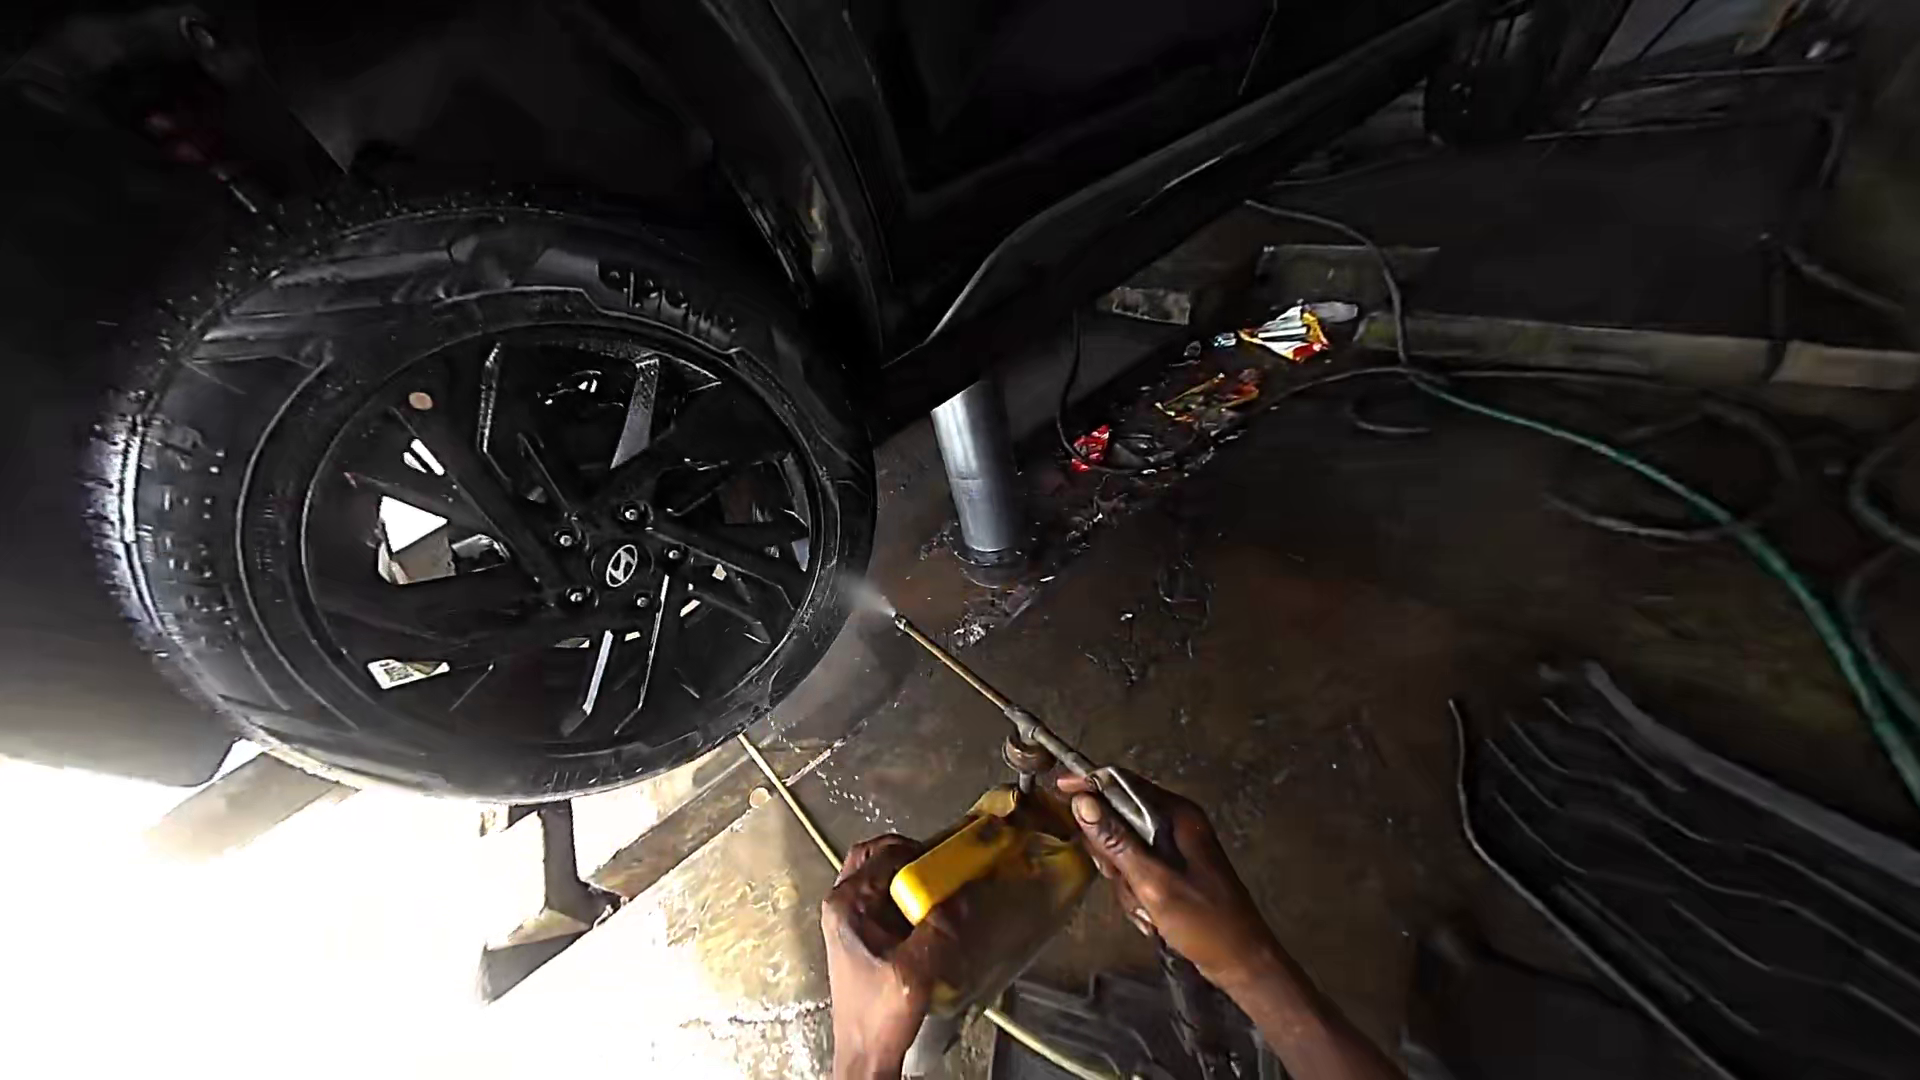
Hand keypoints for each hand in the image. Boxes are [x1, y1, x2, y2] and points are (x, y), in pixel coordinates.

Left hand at [820, 834, 955, 1079]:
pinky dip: (899, 890)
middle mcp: (841, 903)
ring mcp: (846, 916)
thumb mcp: (915, 974)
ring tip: (930, 885)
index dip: (917, 853)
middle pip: (872, 854)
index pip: (884, 854)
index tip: (944, 864)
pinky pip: (877, 892)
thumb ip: (939, 932)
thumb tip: (963, 897)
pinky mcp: (856, 931)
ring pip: (873, 871)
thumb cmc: (880, 1016)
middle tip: (934, 867)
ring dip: (902, 871)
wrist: (864, 1056)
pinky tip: (920, 909)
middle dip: (905, 852)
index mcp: (847, 904)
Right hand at [1057, 773, 1282, 990]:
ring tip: (1143, 905)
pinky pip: (1134, 867)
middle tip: (1117, 875)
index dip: (1090, 783)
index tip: (1060, 788)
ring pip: (1122, 846)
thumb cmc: (1206, 921)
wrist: (1245, 967)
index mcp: (1176, 813)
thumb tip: (1082, 802)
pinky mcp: (1170, 868)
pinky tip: (1149, 914)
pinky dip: (1134, 890)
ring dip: (1124, 878)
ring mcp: (1172, 846)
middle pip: (1118, 816)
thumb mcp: (1154, 881)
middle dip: (1111, 851)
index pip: (1123, 782)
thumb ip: (1116, 841)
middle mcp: (1173, 822)